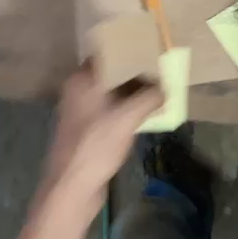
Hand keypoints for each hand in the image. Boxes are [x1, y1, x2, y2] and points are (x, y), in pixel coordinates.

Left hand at [39, 64, 164, 208]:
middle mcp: (78, 91)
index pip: (107, 55)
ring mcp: (80, 111)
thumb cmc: (95, 146)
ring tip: (157, 90)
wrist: (71, 188)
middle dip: (134, 73)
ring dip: (131, 93)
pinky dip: (125, 110)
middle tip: (159, 70)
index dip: (128, 51)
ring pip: (110, 94)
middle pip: (110, 74)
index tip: (150, 50)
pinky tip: (143, 114)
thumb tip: (165, 89)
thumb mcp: (127, 118)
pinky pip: (109, 111)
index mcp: (81, 80)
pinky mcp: (86, 130)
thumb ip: (148, 99)